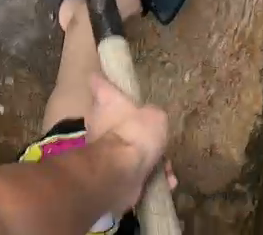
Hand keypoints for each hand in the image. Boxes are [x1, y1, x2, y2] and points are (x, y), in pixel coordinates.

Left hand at [83, 73, 170, 210]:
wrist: (121, 172)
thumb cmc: (135, 132)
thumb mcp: (155, 117)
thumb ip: (152, 114)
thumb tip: (149, 119)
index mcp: (104, 98)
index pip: (97, 81)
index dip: (104, 81)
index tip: (110, 82)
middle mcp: (96, 119)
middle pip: (112, 117)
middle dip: (133, 128)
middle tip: (153, 137)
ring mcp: (99, 146)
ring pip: (124, 147)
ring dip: (144, 156)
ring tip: (166, 167)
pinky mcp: (106, 170)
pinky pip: (128, 168)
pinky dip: (145, 174)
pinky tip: (164, 181)